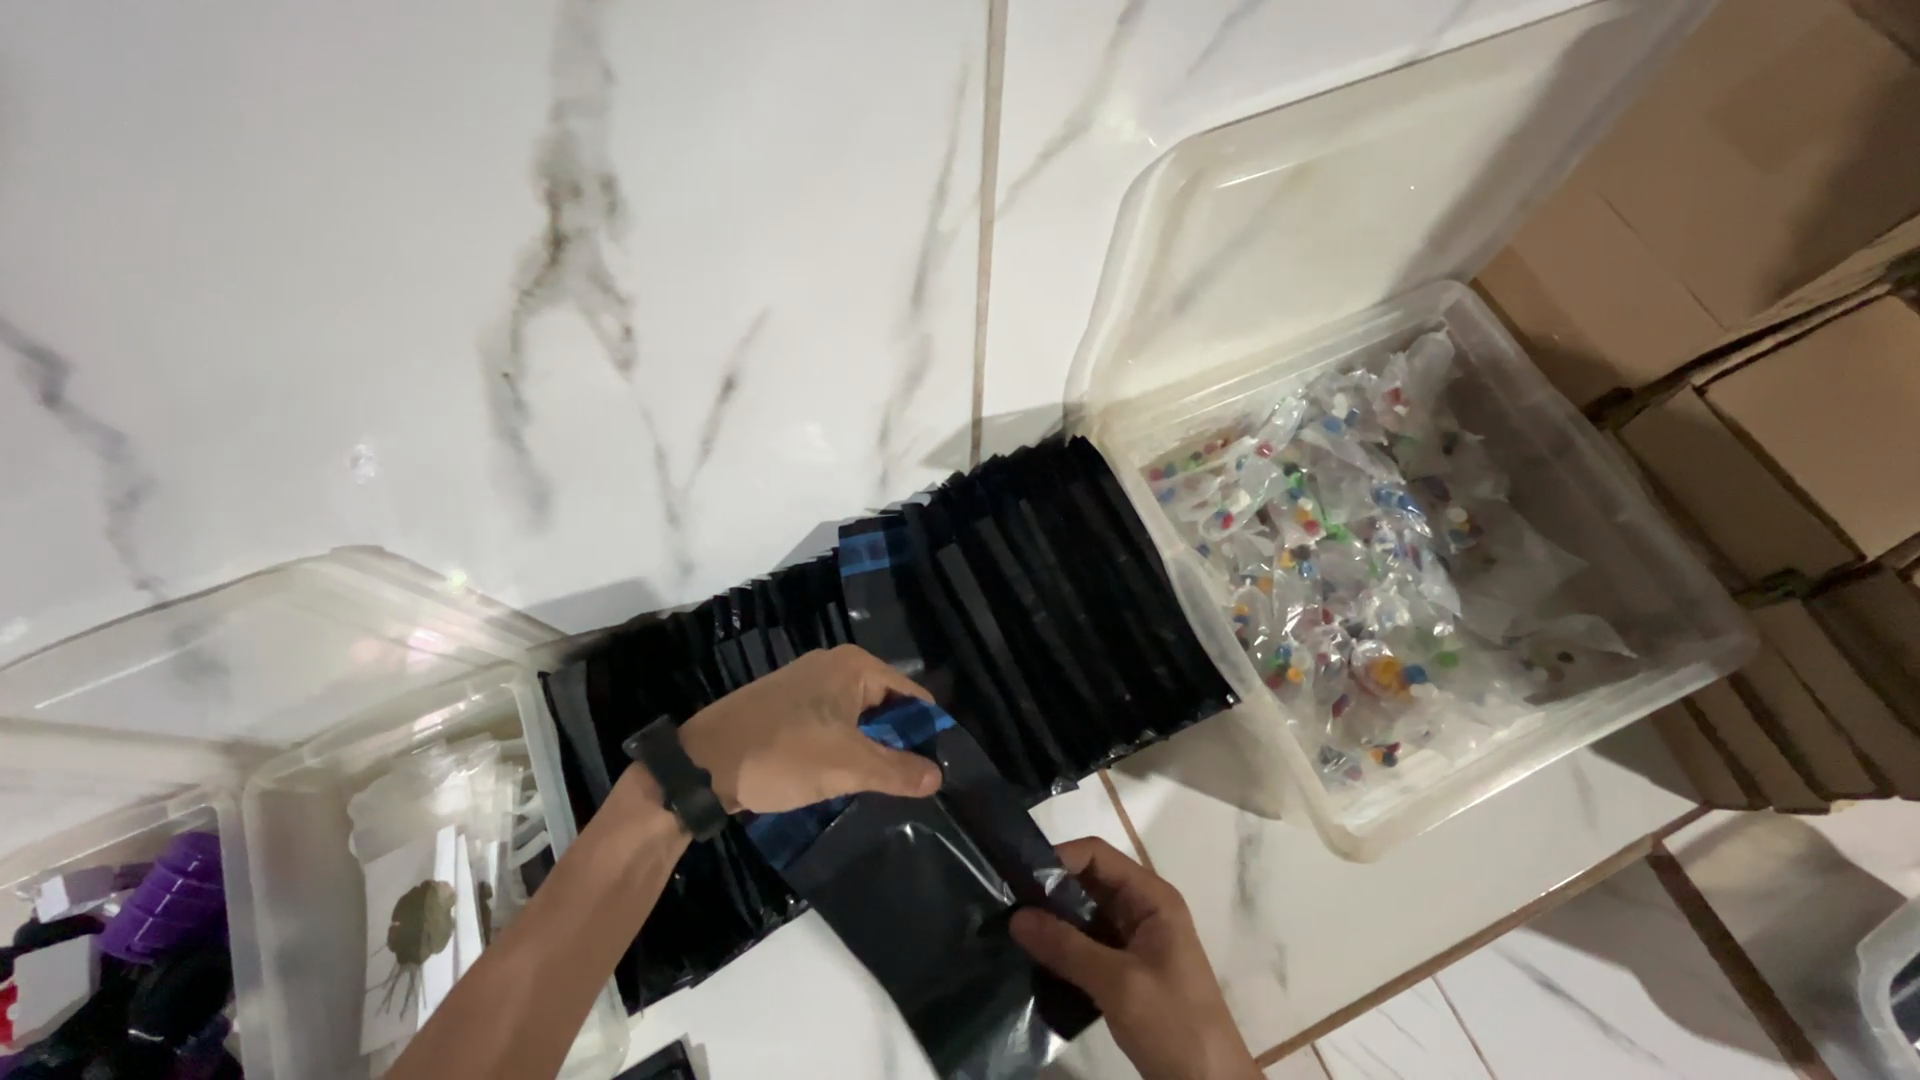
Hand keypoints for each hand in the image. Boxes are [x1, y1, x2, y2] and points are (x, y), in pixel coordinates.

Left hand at [674, 645, 942, 813]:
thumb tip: (938, 776)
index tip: (936, 768)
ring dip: (869, 747)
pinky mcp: (786, 704)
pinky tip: (842, 775)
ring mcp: (805, 683)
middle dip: (898, 741)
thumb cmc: (782, 755)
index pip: (912, 695)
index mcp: (855, 666)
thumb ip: (898, 771)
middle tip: (912, 782)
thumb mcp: (848, 767)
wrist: (701, 764)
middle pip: (885, 704)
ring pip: (856, 716)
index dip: (927, 731)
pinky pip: (831, 722)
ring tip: (881, 784)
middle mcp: (833, 664)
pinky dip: (842, 745)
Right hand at [1011, 838, 1258, 1079]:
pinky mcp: (1124, 970)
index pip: (1096, 854)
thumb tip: (1016, 916)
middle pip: (1087, 881)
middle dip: (1048, 890)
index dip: (1058, 858)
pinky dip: (1061, 947)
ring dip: (1051, 920)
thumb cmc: (1175, 1024)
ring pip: (1083, 914)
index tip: (1017, 878)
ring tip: (1010, 929)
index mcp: (1152, 897)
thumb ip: (1067, 947)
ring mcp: (1134, 940)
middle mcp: (1142, 909)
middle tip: (1004, 903)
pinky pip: (1085, 944)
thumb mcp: (1119, 984)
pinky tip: (1032, 957)